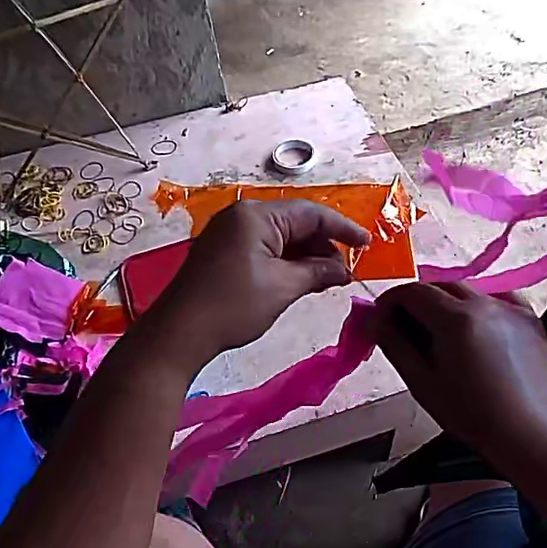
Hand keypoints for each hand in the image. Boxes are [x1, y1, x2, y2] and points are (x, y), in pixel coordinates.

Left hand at [137, 199, 370, 371]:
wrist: (179, 333)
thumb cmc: (233, 306)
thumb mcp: (284, 287)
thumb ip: (318, 272)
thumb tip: (343, 270)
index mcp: (257, 216)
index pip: (311, 214)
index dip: (342, 229)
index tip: (366, 244)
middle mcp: (243, 216)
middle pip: (296, 222)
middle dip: (324, 245)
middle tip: (347, 271)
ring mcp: (231, 233)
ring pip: (283, 237)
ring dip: (307, 256)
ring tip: (329, 279)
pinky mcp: (226, 251)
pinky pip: (267, 248)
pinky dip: (288, 262)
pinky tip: (304, 279)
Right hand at [372, 282, 546, 462]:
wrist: (528, 429)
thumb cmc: (471, 413)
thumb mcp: (423, 383)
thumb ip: (395, 345)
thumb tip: (375, 321)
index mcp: (455, 318)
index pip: (413, 291)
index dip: (391, 300)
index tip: (381, 318)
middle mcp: (484, 303)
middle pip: (441, 286)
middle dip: (418, 300)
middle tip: (405, 327)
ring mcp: (510, 308)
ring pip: (469, 291)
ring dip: (448, 302)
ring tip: (440, 333)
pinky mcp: (529, 318)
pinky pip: (498, 299)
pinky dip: (480, 306)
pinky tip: (476, 328)